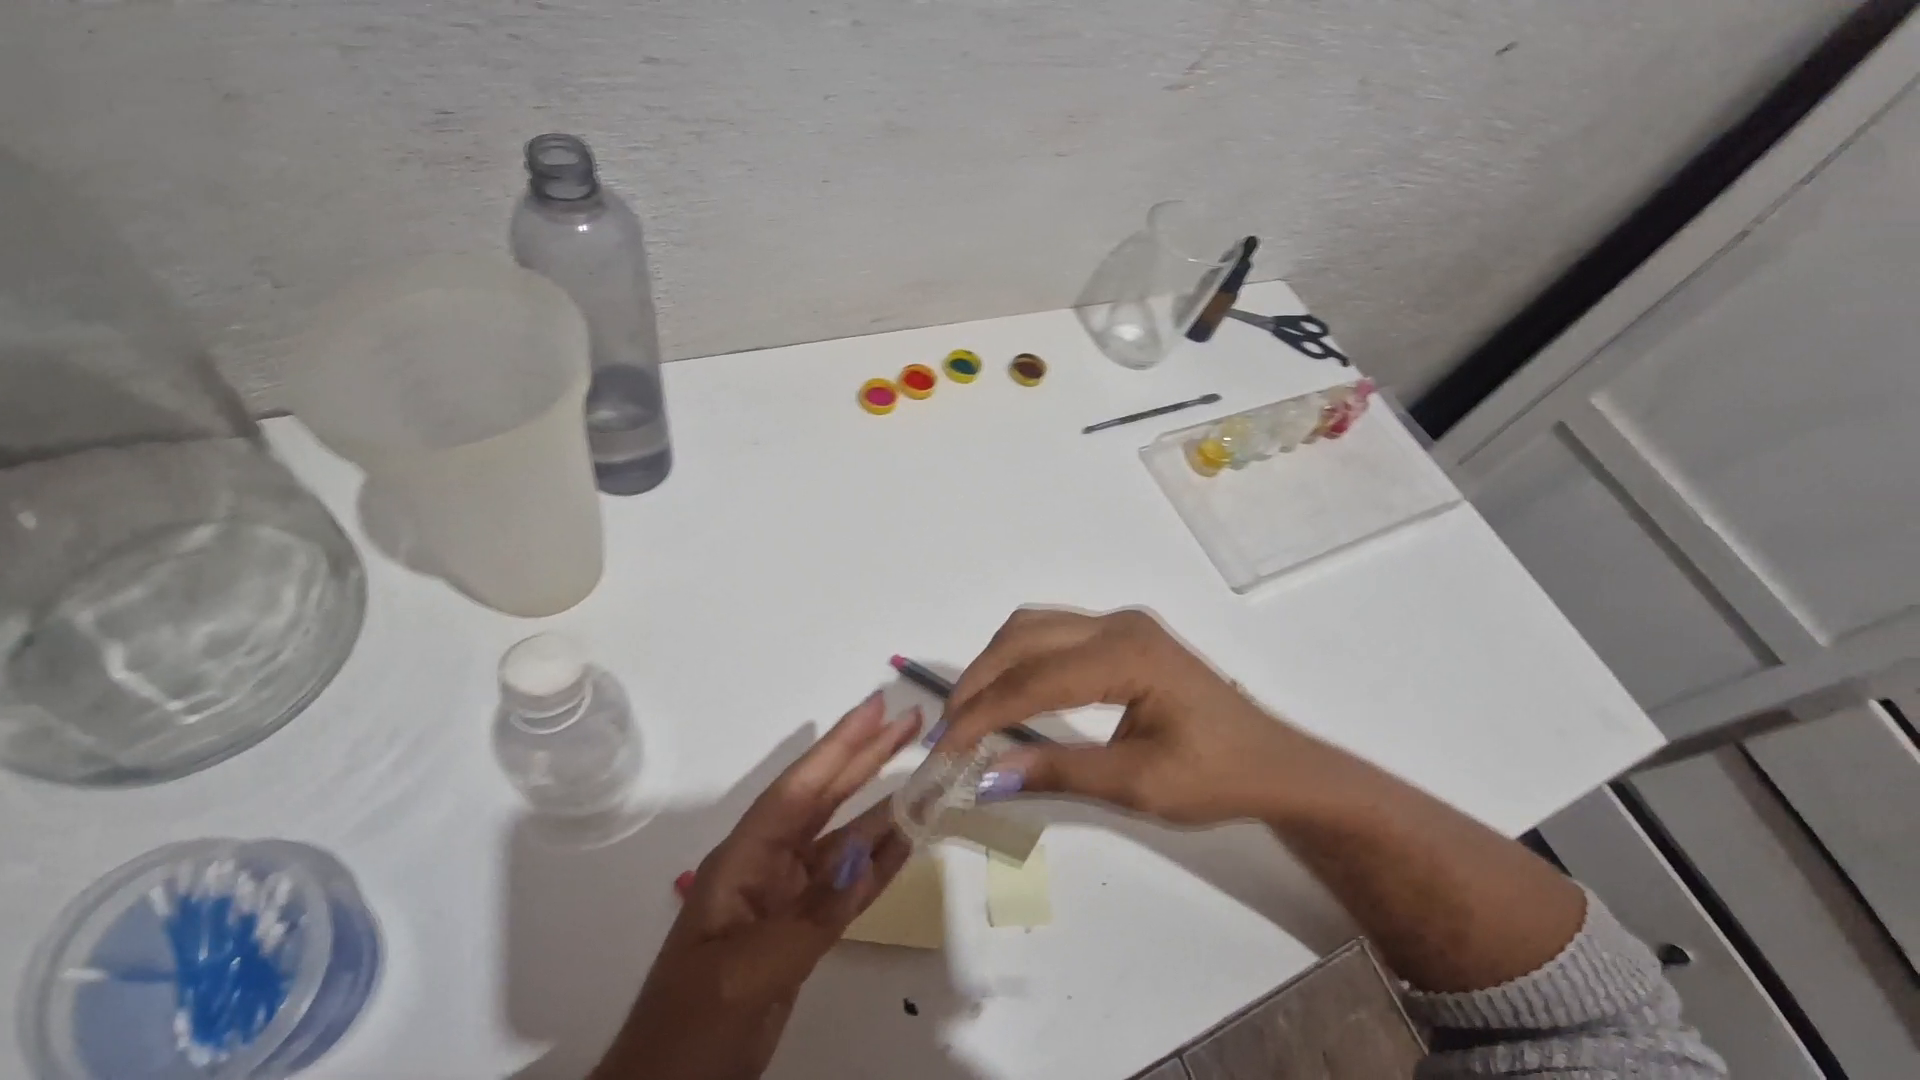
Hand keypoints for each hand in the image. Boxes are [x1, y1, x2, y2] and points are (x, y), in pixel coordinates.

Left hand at [595, 692, 919, 1079]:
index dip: (839, 747)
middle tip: (912, 722)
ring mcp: (789, 900)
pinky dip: (880, 864)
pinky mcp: (804, 933)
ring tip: (926, 775)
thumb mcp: (747, 969)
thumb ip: (810, 914)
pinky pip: (850, 888)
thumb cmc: (692, 1022)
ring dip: (884, 809)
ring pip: (845, 840)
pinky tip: (910, 840)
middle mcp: (769, 867)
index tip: (876, 708)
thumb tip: (863, 857)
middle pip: (825, 801)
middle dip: (867, 760)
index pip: (798, 791)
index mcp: (744, 861)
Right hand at [936, 608, 1313, 825]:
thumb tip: (986, 775)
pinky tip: (1006, 690)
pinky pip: (1053, 633)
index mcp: (1128, 654)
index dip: (983, 714)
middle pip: (1025, 637)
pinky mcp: (1123, 636)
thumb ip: (1059, 771)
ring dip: (994, 665)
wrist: (1274, 764)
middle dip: (978, 682)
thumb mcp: (1136, 784)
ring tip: (967, 713)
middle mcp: (1119, 624)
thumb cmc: (1216, 777)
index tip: (946, 749)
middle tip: (946, 732)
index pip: (1034, 679)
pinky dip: (1018, 659)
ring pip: (1034, 627)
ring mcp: (1122, 625)